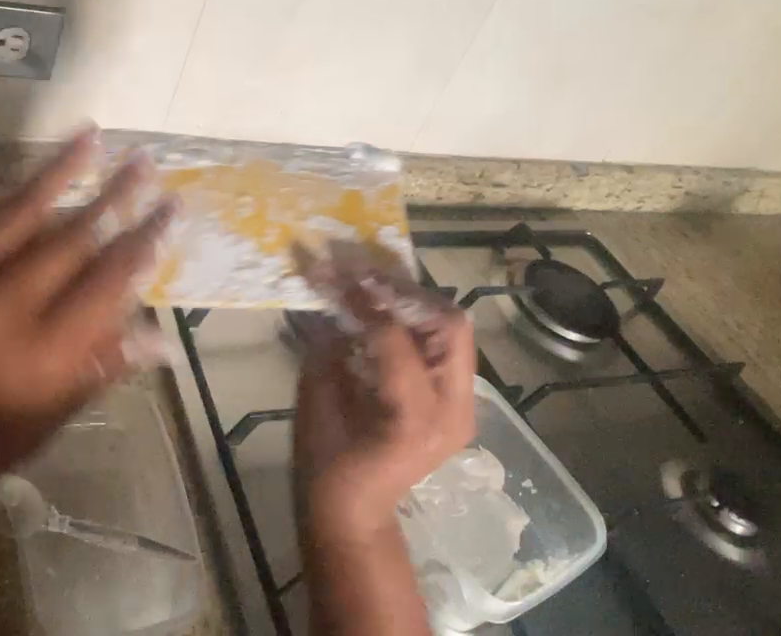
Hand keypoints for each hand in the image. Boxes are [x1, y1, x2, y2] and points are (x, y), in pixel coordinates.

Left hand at [0, 123, 176, 526]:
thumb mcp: (47, 420)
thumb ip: (99, 367)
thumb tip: (158, 332)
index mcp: (42, 353)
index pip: (108, 282)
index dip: (144, 241)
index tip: (170, 207)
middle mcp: (1, 309)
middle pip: (69, 242)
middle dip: (114, 199)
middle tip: (144, 161)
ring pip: (14, 215)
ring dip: (57, 173)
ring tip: (92, 135)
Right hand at [294, 270, 474, 544]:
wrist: (354, 510)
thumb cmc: (324, 458)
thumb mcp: (317, 394)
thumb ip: (329, 340)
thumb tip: (329, 288)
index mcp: (411, 416)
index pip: (394, 335)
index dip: (361, 298)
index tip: (332, 270)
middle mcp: (452, 410)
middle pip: (448, 323)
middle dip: (402, 290)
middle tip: (361, 271)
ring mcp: (463, 407)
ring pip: (453, 328)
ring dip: (412, 300)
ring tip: (373, 283)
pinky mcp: (461, 402)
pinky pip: (447, 345)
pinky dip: (417, 319)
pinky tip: (386, 309)